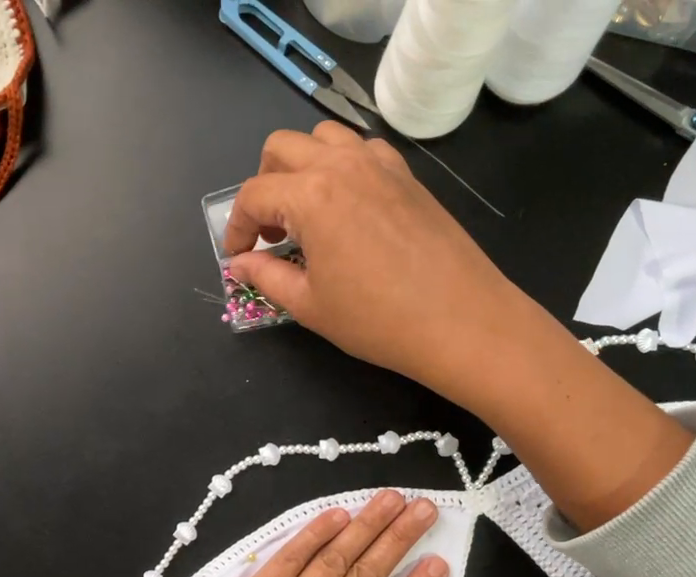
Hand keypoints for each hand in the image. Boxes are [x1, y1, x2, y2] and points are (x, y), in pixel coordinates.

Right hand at [223, 121, 521, 386]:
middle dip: (263, 186)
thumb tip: (239, 265)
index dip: (236, 227)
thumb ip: (267, 277)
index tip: (238, 256)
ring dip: (301, 167)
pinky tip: (347, 209)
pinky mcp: (406, 174)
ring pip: (323, 137)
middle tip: (270, 233)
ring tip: (305, 215)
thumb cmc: (377, 319)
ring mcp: (379, 163)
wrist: (459, 319)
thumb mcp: (310, 305)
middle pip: (281, 148)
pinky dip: (341, 166)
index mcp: (311, 196)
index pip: (254, 194)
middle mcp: (342, 164)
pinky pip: (361, 149)